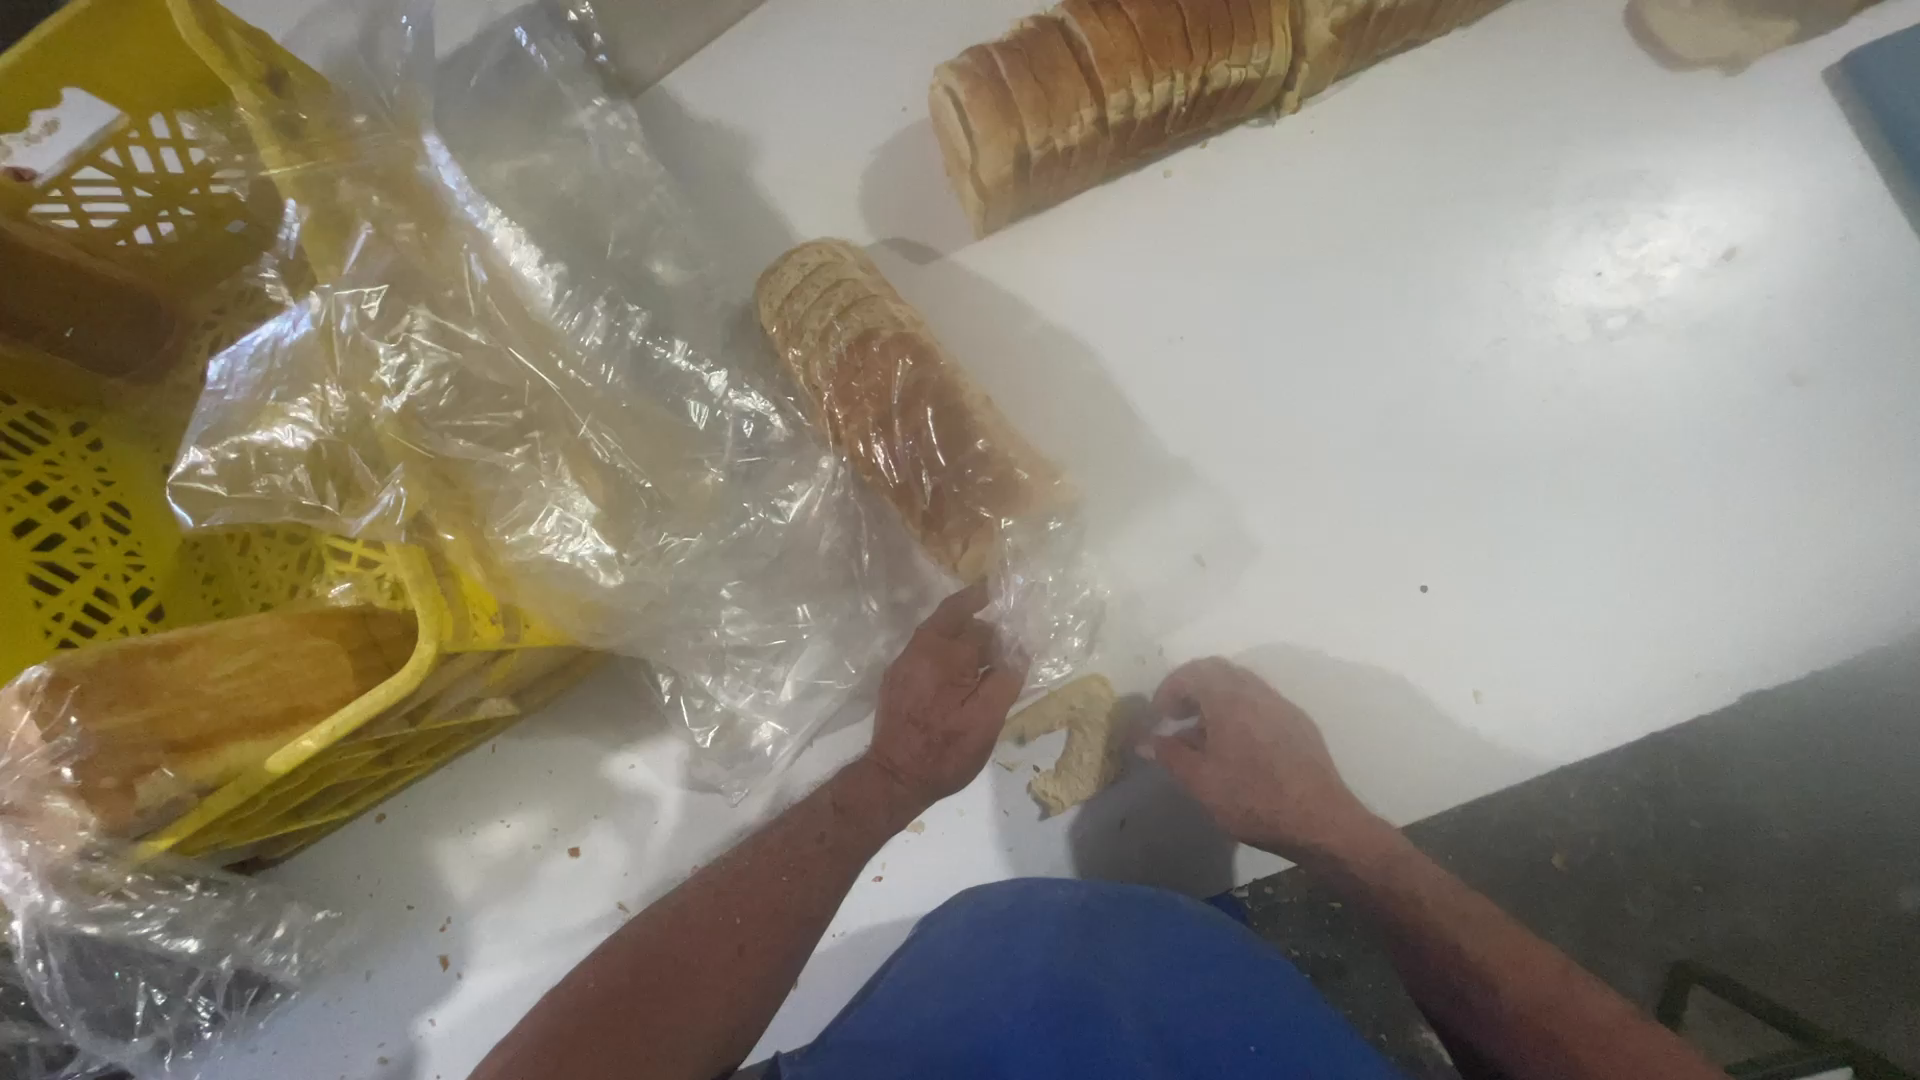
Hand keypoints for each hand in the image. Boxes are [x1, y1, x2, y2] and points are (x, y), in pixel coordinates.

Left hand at [864, 583, 1028, 813]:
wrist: (895, 778)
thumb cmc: (945, 752)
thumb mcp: (987, 721)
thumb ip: (1005, 680)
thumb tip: (1019, 651)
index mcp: (943, 655)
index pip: (980, 627)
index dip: (1003, 627)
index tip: (1019, 618)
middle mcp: (918, 650)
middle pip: (952, 615)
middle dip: (978, 611)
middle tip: (1002, 616)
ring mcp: (904, 664)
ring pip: (937, 631)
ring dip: (962, 630)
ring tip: (988, 644)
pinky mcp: (897, 679)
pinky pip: (926, 650)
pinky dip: (948, 648)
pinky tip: (962, 667)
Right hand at [1145, 657, 1388, 862]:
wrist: (1322, 823)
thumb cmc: (1253, 799)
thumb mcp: (1201, 782)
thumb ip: (1169, 755)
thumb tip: (1143, 740)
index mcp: (1230, 699)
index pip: (1192, 672)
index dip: (1168, 689)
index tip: (1157, 717)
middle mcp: (1257, 693)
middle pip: (1217, 671)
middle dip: (1190, 689)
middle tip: (1176, 718)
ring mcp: (1282, 706)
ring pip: (1241, 685)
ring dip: (1215, 700)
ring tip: (1202, 735)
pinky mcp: (1299, 724)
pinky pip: (1260, 703)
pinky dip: (1238, 711)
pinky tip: (1236, 746)